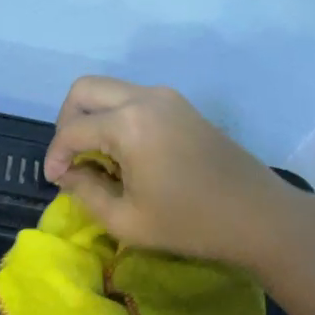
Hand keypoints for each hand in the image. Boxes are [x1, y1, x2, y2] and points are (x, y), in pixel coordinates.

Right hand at [43, 76, 303, 269]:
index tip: (55, 181)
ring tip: (95, 159)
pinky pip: (132, 99)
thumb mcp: (126, 220)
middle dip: (67, 122)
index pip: (72, 130)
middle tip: (70, 158)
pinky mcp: (181, 106)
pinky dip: (115, 118)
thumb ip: (86, 192)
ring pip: (109, 91)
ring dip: (92, 118)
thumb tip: (67, 173)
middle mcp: (144, 98)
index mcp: (128, 124)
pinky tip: (123, 154)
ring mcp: (166, 98)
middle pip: (84, 90)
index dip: (55, 156)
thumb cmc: (189, 223)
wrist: (258, 216)